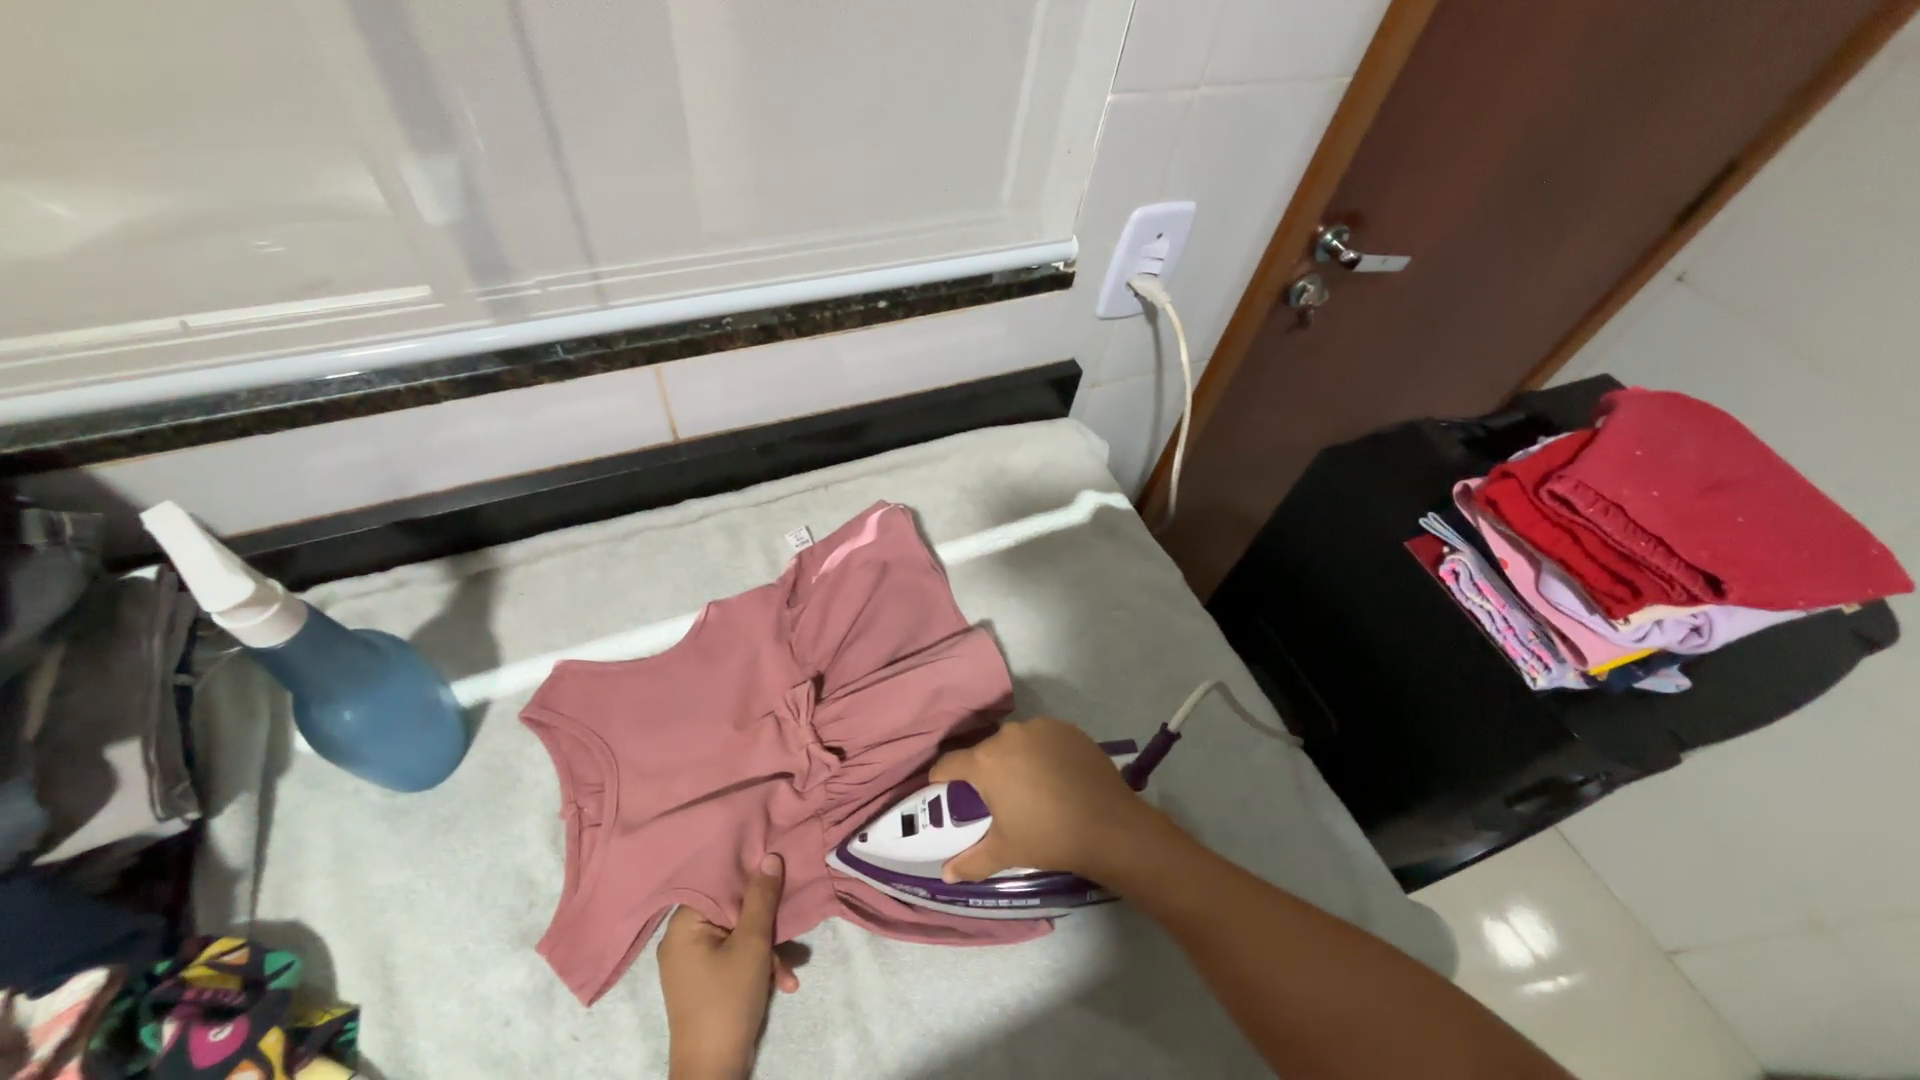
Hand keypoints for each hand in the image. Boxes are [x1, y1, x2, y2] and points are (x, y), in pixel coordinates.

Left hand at [658, 854, 799, 1079]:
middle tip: (789, 931)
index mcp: (683, 925)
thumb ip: (762, 899)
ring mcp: (692, 963)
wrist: (712, 1070)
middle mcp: (682, 939)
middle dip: (765, 924)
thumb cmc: (728, 1000)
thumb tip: (770, 857)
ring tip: (788, 972)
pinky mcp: (704, 982)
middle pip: (731, 911)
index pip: (717, 884)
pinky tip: (783, 984)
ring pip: (737, 936)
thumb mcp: (753, 944)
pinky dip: (758, 967)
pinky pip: (734, 958)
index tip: (777, 872)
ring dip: (768, 950)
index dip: (749, 876)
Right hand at [929, 717, 1164, 883]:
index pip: (948, 764)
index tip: (946, 796)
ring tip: (1030, 788)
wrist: (1110, 826)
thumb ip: (971, 861)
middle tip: (996, 800)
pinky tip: (1055, 776)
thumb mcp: (1005, 851)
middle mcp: (1008, 736)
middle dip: (984, 773)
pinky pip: (1042, 738)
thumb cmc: (1049, 838)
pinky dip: (1041, 753)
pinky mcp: (1066, 728)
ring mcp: (1040, 728)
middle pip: (983, 752)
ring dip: (1014, 760)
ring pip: (1014, 742)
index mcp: (986, 761)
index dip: (942, 781)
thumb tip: (947, 874)